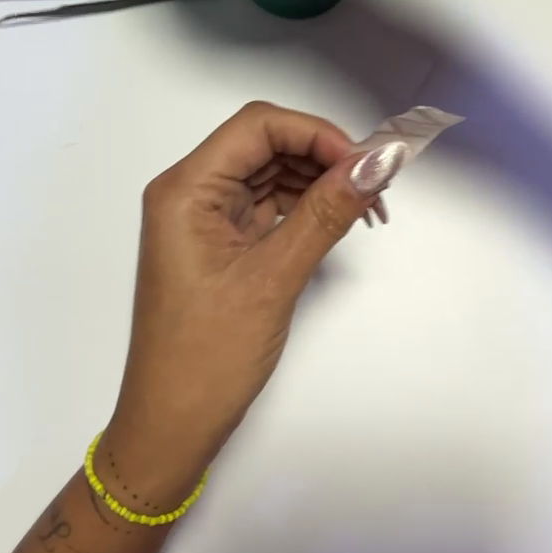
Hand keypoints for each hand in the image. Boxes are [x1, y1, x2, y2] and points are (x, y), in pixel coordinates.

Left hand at [98, 103, 407, 509]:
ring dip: (319, 184)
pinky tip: (338, 223)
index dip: (318, 134)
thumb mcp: (273, 278)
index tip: (366, 166)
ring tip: (366, 212)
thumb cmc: (208, 356)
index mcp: (185, 189)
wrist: (172, 426)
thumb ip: (327, 213)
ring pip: (271, 174)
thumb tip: (379, 162)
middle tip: (377, 190)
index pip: (258, 126)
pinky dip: (305, 210)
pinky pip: (268, 207)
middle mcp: (190, 193)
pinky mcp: (221, 244)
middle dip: (324, 158)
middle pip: (265, 145)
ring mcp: (204, 219)